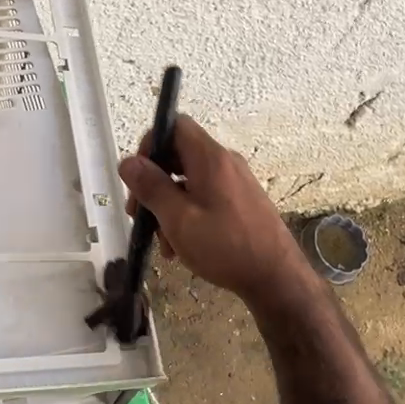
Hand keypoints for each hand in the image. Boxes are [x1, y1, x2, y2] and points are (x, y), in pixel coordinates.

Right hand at [117, 114, 317, 308]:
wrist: (276, 277)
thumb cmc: (225, 247)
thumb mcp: (178, 219)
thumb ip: (151, 187)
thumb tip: (128, 162)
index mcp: (210, 159)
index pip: (176, 126)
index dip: (151, 144)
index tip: (138, 177)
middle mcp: (225, 162)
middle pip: (179, 156)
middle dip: (154, 184)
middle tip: (140, 216)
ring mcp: (236, 182)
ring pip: (190, 181)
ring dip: (169, 207)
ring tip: (163, 243)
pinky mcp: (242, 201)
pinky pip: (206, 197)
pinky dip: (188, 214)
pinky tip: (182, 246)